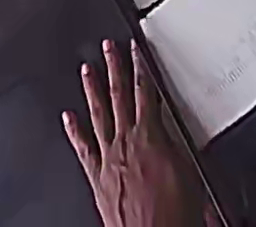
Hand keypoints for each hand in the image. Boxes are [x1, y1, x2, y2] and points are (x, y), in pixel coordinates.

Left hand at [63, 39, 202, 226]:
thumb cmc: (173, 216)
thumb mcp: (188, 173)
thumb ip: (176, 145)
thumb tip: (173, 132)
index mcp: (150, 136)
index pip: (144, 91)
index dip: (139, 66)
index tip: (134, 48)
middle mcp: (126, 141)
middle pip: (119, 95)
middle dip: (113, 67)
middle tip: (107, 46)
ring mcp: (108, 157)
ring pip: (99, 113)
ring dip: (92, 89)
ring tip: (87, 68)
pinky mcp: (97, 176)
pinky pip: (83, 149)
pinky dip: (74, 131)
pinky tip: (67, 116)